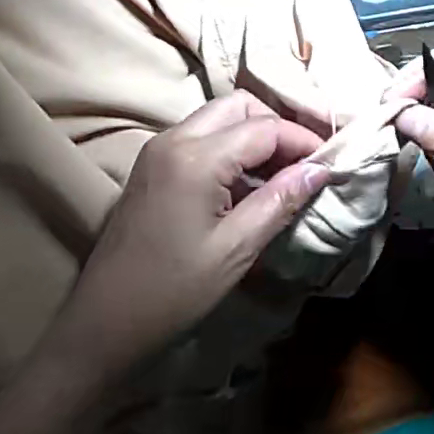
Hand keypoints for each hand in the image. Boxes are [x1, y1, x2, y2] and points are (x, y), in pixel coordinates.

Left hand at [44, 91, 330, 377]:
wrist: (103, 325)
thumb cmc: (173, 293)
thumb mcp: (236, 249)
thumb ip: (280, 200)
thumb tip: (321, 169)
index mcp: (194, 158)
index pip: (263, 128)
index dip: (302, 140)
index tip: (330, 162)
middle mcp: (173, 139)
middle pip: (239, 107)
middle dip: (277, 127)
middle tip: (305, 163)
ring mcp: (157, 150)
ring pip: (219, 119)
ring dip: (254, 136)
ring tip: (283, 175)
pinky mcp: (151, 165)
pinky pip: (201, 138)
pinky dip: (230, 149)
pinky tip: (249, 184)